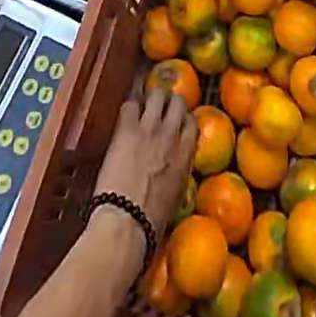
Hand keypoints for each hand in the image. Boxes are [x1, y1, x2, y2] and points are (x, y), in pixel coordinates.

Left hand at [94, 85, 195, 233]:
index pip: (192, 123)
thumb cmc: (150, 220)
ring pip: (156, 95)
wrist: (126, 222)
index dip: (183, 118)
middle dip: (169, 101)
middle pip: (177, 102)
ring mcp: (149, 129)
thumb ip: (178, 172)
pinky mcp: (127, 129)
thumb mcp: (175, 195)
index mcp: (185, 156)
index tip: (175, 120)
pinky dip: (128, 106)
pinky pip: (130, 104)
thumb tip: (174, 166)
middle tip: (158, 105)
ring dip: (150, 96)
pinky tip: (124, 114)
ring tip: (142, 100)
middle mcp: (171, 136)